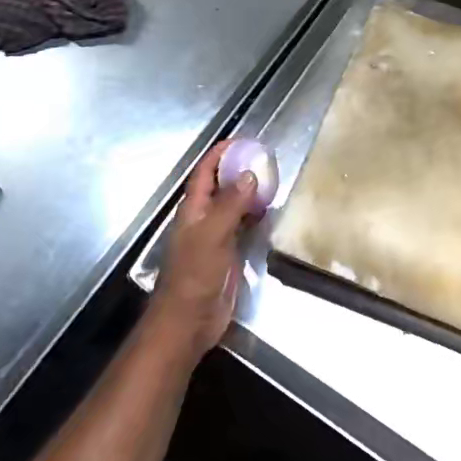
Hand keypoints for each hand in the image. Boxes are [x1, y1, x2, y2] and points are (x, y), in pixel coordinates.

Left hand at [151, 141, 257, 360]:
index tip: (241, 141)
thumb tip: (249, 174)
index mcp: (193, 209)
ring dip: (248, 192)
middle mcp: (202, 218)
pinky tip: (268, 213)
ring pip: (232, 205)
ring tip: (271, 179)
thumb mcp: (213, 234)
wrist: (189, 319)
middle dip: (237, 169)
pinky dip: (253, 215)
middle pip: (219, 185)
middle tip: (264, 159)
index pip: (204, 172)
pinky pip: (241, 226)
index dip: (219, 154)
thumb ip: (231, 204)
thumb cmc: (196, 274)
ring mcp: (214, 236)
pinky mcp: (226, 254)